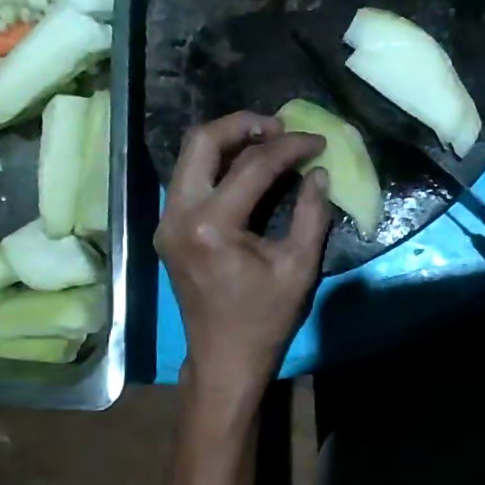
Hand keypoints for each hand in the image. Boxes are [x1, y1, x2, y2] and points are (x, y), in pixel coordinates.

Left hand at [158, 112, 332, 395]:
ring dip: (226, 141)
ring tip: (266, 141)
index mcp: (211, 227)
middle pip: (201, 142)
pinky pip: (188, 179)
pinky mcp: (167, 229)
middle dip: (243, 125)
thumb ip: (311, 213)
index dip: (290, 147)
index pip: (252, 166)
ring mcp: (166, 222)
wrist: (223, 359)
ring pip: (189, 157)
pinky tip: (245, 167)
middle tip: (280, 127)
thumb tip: (318, 172)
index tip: (318, 141)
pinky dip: (216, 164)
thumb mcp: (298, 267)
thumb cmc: (265, 320)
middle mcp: (178, 216)